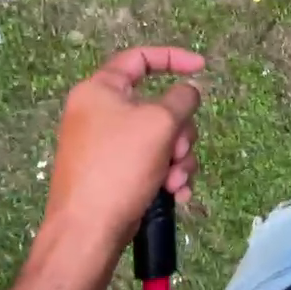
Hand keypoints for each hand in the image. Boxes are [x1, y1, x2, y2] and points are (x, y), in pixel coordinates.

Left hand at [42, 47, 204, 257]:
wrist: (87, 232)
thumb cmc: (120, 166)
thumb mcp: (161, 122)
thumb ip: (183, 98)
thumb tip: (187, 92)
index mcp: (100, 91)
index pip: (140, 58)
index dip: (174, 58)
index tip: (202, 68)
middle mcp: (100, 113)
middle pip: (160, 104)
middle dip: (180, 131)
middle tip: (178, 150)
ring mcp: (107, 144)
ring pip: (163, 136)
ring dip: (178, 157)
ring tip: (174, 181)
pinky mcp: (115, 171)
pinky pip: (154, 160)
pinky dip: (168, 174)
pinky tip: (175, 193)